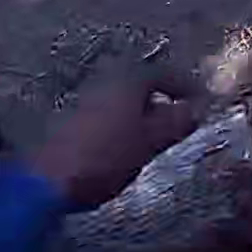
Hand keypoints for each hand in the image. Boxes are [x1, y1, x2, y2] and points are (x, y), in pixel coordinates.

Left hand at [32, 68, 205, 208]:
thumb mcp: (149, 140)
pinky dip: (126, 121)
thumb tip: (198, 108)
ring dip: (144, 113)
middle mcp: (111, 77)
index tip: (202, 101)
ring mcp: (91, 95)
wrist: (49, 179)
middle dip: (165, 101)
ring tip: (156, 136)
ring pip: (127, 99)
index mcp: (131, 77)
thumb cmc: (106, 154)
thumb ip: (176, 122)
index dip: (187, 87)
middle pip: (146, 84)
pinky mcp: (77, 115)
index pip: (167, 73)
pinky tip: (127, 142)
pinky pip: (112, 111)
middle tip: (180, 121)